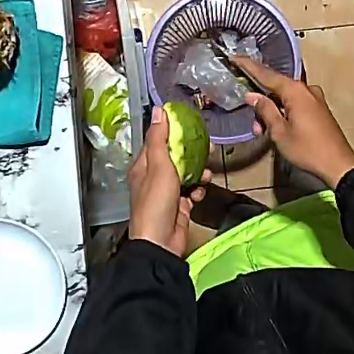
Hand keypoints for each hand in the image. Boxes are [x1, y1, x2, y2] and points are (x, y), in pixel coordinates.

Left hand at [128, 106, 209, 255]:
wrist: (161, 242)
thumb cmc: (156, 202)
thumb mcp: (158, 165)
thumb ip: (160, 138)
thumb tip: (159, 111)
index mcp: (144, 165)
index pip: (158, 140)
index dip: (173, 130)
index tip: (192, 123)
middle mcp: (154, 176)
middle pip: (176, 156)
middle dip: (192, 151)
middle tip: (209, 147)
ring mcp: (168, 192)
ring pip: (187, 173)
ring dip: (198, 171)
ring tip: (207, 172)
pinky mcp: (180, 205)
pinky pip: (192, 190)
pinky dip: (198, 189)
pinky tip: (201, 191)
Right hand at [233, 57, 353, 187]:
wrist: (339, 165)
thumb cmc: (307, 149)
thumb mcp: (279, 132)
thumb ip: (265, 110)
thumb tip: (252, 95)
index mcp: (295, 91)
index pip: (266, 74)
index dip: (248, 66)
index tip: (234, 58)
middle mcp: (306, 89)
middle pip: (275, 87)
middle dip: (260, 101)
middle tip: (252, 123)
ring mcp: (314, 99)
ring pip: (285, 98)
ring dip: (271, 111)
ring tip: (262, 132)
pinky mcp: (318, 109)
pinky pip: (295, 104)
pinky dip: (282, 112)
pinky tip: (275, 128)